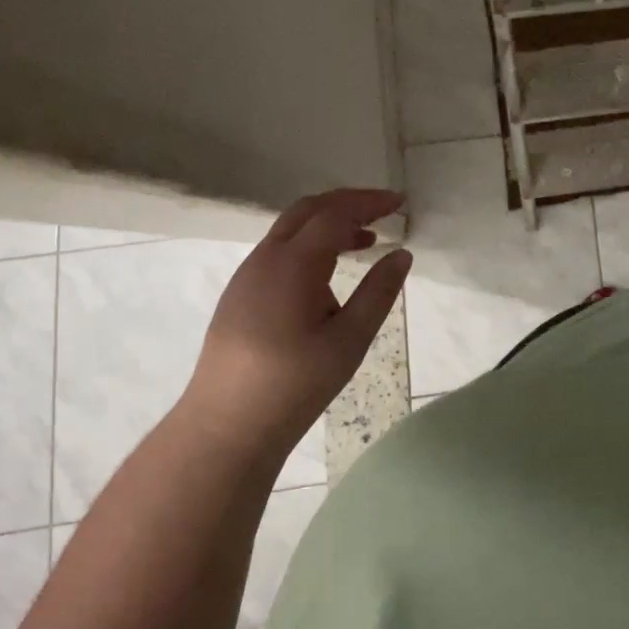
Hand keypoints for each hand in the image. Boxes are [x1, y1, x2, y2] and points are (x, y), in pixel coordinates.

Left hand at [181, 189, 411, 449]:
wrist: (226, 427)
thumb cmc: (294, 384)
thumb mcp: (349, 340)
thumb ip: (378, 292)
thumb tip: (402, 254)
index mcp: (293, 264)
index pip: (335, 214)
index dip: (370, 202)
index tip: (400, 202)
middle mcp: (265, 259)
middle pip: (308, 210)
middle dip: (348, 203)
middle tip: (384, 210)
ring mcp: (247, 276)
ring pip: (290, 230)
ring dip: (328, 224)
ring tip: (365, 241)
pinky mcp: (240, 295)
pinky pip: (278, 251)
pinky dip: (310, 244)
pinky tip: (328, 274)